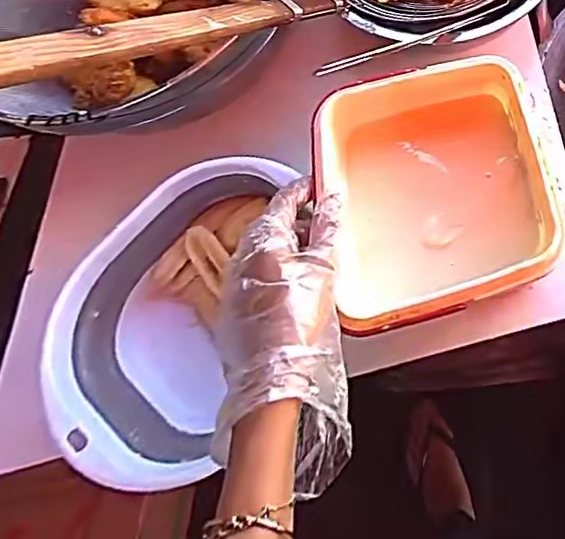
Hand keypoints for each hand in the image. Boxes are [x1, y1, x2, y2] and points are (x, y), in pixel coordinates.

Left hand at [212, 181, 351, 497]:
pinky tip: (296, 277)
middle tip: (325, 219)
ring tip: (315, 249)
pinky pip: (256, 268)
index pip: (284, 199)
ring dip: (289, 240)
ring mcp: (234, 279)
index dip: (304, 189)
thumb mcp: (322, 268)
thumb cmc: (295, 322)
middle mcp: (242, 254)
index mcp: (263, 240)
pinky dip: (277, 262)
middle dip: (299, 216)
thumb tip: (331, 198)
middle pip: (272, 221)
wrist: (268, 378)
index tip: (320, 186)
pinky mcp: (233, 302)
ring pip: (264, 245)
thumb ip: (326, 228)